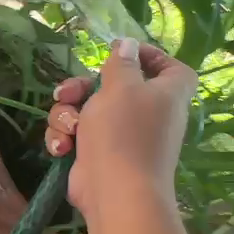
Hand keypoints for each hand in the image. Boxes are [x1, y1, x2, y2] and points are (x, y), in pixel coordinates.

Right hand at [45, 38, 196, 220]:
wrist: (115, 190)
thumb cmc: (124, 133)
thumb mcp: (120, 87)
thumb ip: (122, 63)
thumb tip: (128, 44)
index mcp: (164, 94)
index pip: (170, 68)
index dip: (150, 57)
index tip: (121, 54)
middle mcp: (146, 112)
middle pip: (111, 86)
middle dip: (81, 88)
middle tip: (67, 94)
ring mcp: (120, 134)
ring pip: (84, 109)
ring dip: (66, 115)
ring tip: (69, 129)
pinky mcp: (96, 151)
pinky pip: (75, 133)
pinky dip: (65, 137)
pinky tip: (63, 148)